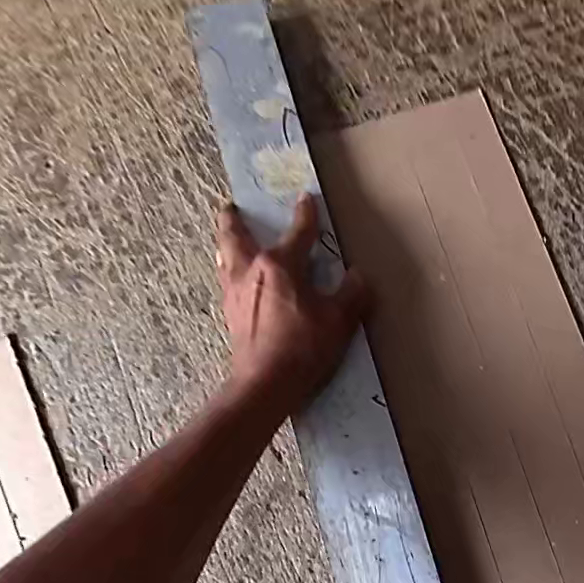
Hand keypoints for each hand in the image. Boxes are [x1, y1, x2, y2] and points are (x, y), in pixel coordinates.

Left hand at [215, 193, 369, 413]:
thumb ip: (352, 294)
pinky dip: (229, 271)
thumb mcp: (338, 320)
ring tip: (227, 238)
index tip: (305, 199)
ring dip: (226, 244)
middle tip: (230, 207)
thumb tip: (358, 276)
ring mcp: (235, 293)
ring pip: (225, 258)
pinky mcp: (230, 315)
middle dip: (234, 219)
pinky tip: (234, 279)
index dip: (305, 214)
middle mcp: (251, 272)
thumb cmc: (302, 348)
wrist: (264, 383)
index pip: (297, 232)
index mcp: (280, 265)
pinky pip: (227, 282)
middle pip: (236, 236)